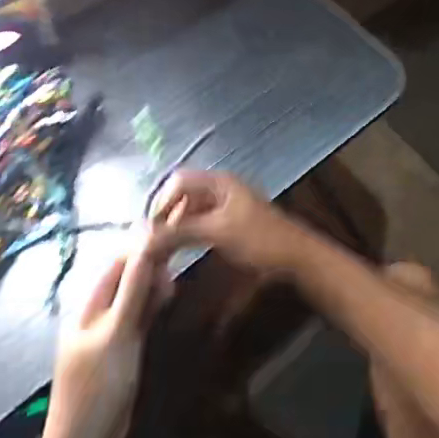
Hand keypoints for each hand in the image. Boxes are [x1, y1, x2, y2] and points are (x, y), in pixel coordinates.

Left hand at [35, 245, 168, 437]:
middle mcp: (96, 315)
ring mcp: (107, 334)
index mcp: (88, 306)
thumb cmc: (99, 382)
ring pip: (132, 300)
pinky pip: (136, 319)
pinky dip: (151, 308)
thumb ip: (133, 289)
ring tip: (173, 284)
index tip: (169, 242)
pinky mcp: (119, 352)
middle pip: (125, 281)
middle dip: (149, 269)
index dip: (141, 250)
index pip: (116, 265)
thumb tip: (145, 243)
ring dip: (152, 288)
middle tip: (175, 265)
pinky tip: (165, 304)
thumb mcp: (119, 331)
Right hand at [148, 170, 310, 274]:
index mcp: (219, 182)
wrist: (294, 256)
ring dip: (174, 227)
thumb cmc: (259, 238)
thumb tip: (144, 236)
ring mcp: (224, 205)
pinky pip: (199, 222)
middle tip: (149, 243)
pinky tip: (177, 251)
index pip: (178, 181)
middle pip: (182, 194)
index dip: (161, 202)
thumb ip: (181, 231)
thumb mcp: (218, 232)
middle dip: (165, 215)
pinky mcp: (227, 223)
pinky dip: (186, 234)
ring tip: (159, 250)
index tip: (148, 230)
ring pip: (189, 210)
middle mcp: (219, 188)